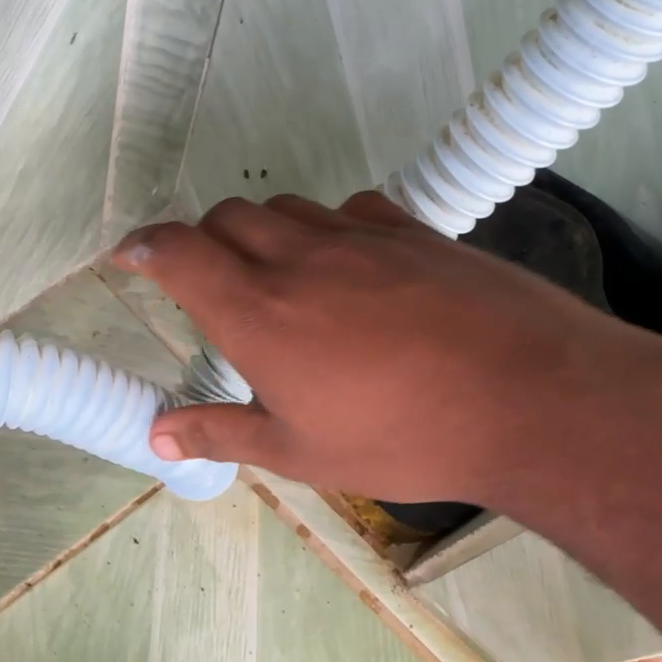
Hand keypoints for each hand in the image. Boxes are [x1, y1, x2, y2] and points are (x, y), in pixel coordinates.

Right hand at [118, 192, 661, 504]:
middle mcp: (300, 260)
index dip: (144, 247)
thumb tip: (157, 437)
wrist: (534, 401)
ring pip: (284, 208)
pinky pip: (347, 208)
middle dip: (199, 241)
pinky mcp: (415, 232)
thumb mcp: (296, 453)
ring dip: (258, 232)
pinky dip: (321, 227)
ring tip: (270, 279)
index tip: (127, 255)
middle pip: (226, 217)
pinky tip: (340, 266)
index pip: (180, 253)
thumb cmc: (399, 439)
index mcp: (258, 314)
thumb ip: (219, 434)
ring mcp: (361, 238)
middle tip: (202, 283)